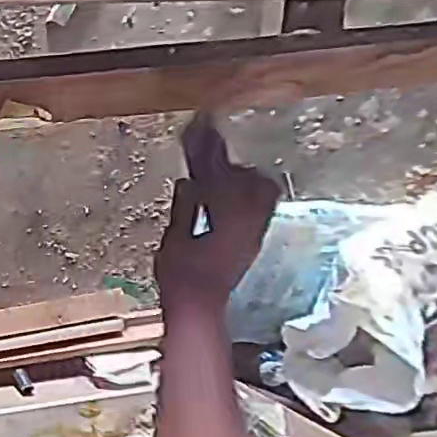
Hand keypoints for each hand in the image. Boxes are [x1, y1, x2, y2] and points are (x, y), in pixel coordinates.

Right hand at [156, 114, 277, 319]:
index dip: (207, 151)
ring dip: (238, 171)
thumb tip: (189, 182)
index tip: (199, 129)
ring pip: (259, 188)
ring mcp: (256, 230)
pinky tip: (232, 183)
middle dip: (224, 156)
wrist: (200, 307)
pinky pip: (261, 202)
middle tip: (207, 137)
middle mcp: (249, 222)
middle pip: (244, 177)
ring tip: (219, 160)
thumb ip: (184, 210)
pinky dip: (247, 186)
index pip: (218, 176)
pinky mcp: (255, 236)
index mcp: (227, 221)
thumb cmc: (180, 277)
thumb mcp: (174, 242)